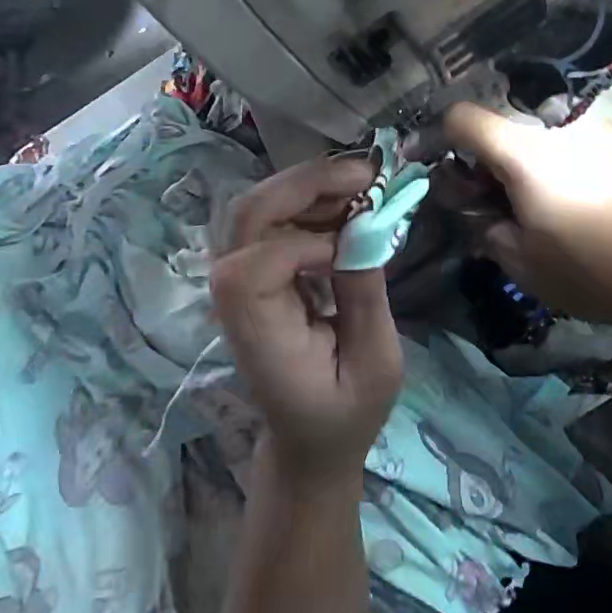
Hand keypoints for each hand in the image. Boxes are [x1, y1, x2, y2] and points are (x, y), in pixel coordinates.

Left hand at [211, 158, 403, 486]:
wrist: (309, 439)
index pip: (250, 269)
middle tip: (366, 174)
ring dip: (309, 186)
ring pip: (256, 209)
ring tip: (364, 184)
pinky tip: (346, 203)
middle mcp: (235, 301)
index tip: (353, 252)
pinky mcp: (255, 272)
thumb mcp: (376, 365)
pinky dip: (310, 200)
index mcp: (259, 337)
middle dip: (304, 184)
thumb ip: (366, 296)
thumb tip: (366, 226)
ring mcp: (240, 283)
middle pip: (245, 219)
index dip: (301, 245)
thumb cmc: (345, 414)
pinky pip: (272, 219)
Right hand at [440, 102, 611, 342]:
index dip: (440, 142)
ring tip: (550, 220)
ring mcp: (601, 130)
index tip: (444, 178)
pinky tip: (589, 214)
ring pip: (542, 141)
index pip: (463, 117)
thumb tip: (480, 212)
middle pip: (504, 130)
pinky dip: (564, 172)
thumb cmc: (604, 271)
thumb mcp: (527, 266)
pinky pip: (577, 148)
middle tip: (500, 213)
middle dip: (488, 167)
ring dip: (529, 172)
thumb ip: (487, 230)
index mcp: (527, 149)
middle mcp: (561, 126)